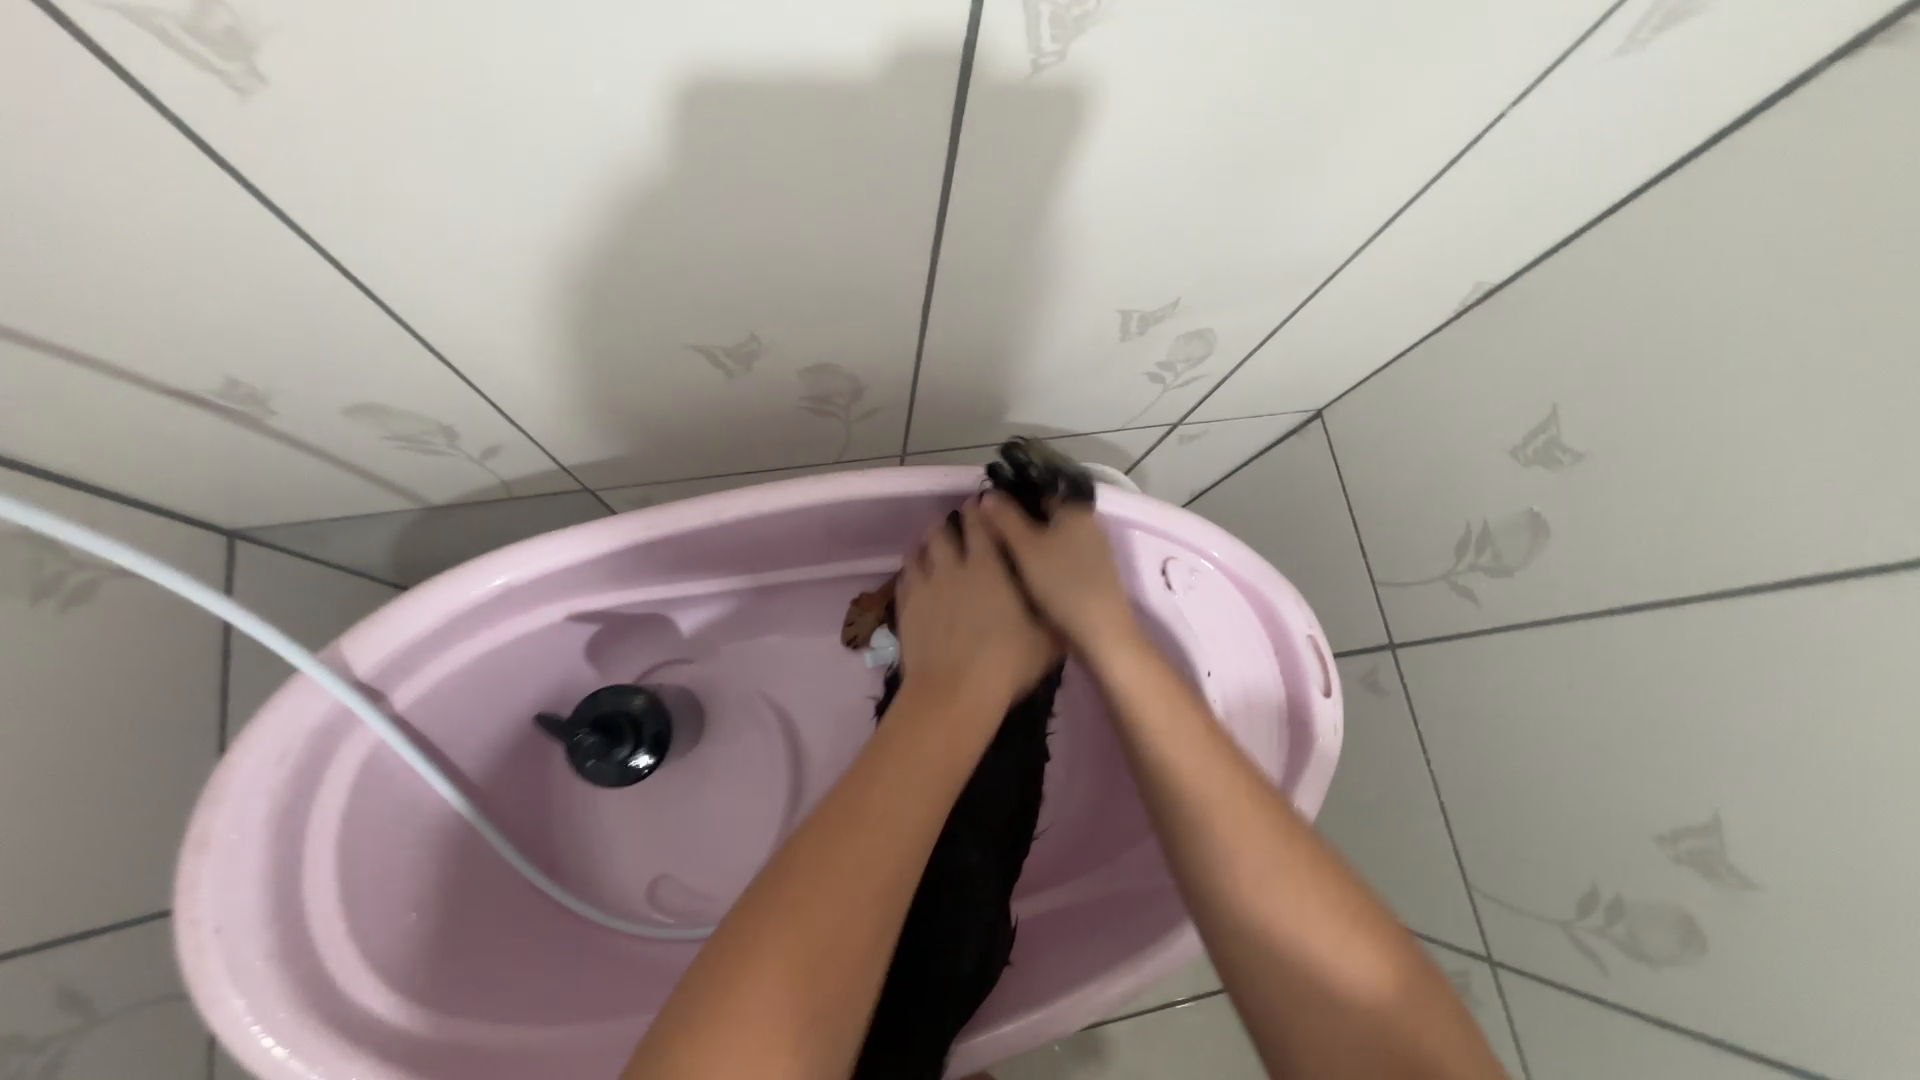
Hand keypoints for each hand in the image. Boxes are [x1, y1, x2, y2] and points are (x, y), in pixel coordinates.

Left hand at [896, 498, 1061, 712]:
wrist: (954, 693)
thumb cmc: (1006, 663)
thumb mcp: (1046, 641)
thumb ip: (1051, 616)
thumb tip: (1061, 605)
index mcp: (989, 566)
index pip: (980, 524)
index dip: (979, 511)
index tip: (981, 507)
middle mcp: (952, 567)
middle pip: (942, 531)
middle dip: (949, 524)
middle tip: (957, 527)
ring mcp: (924, 586)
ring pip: (919, 550)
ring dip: (926, 544)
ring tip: (933, 547)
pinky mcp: (905, 607)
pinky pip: (904, 577)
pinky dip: (912, 571)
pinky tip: (918, 578)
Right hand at [977, 492, 1140, 663]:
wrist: (1099, 632)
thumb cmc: (1061, 582)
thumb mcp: (1025, 547)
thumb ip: (1004, 518)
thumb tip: (987, 494)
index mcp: (1076, 508)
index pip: (1037, 493)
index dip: (1009, 502)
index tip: (985, 518)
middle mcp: (1088, 523)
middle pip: (1044, 517)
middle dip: (1017, 527)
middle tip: (987, 541)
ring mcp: (1093, 550)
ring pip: (1051, 540)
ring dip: (1028, 549)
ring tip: (999, 561)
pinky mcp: (1092, 574)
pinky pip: (1060, 559)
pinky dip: (1042, 564)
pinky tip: (1023, 579)